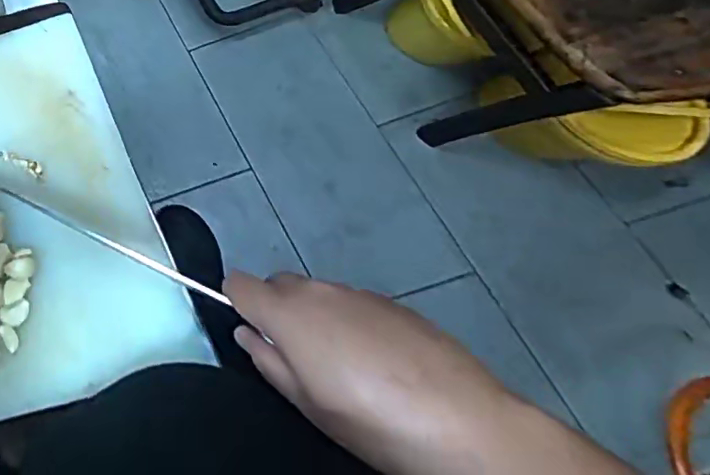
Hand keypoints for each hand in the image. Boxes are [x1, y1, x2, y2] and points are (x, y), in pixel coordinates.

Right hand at [225, 272, 630, 474]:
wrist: (471, 427)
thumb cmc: (375, 422)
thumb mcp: (310, 406)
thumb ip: (268, 362)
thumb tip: (249, 336)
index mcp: (285, 311)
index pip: (238, 283)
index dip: (240, 304)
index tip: (257, 335)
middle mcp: (316, 290)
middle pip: (279, 284)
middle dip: (282, 311)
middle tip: (306, 359)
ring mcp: (357, 293)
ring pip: (320, 295)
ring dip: (321, 318)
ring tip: (354, 368)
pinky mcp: (396, 304)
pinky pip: (357, 305)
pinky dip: (358, 325)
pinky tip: (388, 367)